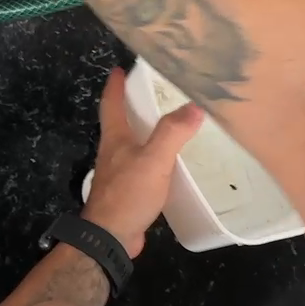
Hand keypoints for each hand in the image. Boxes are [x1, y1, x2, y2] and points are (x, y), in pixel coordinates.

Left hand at [82, 67, 204, 257]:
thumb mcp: (153, 160)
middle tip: (153, 92)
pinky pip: (142, 166)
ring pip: (132, 144)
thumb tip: (194, 107)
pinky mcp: (128, 190)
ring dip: (146, 132)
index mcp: (115, 138)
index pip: (111, 104)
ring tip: (168, 123)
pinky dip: (155, 157)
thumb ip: (172, 134)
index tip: (119, 69)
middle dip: (132, 105)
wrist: (110, 236)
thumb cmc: (127, 194)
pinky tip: (170, 163)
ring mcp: (118, 172)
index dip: (115, 85)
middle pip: (120, 122)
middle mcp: (113, 152)